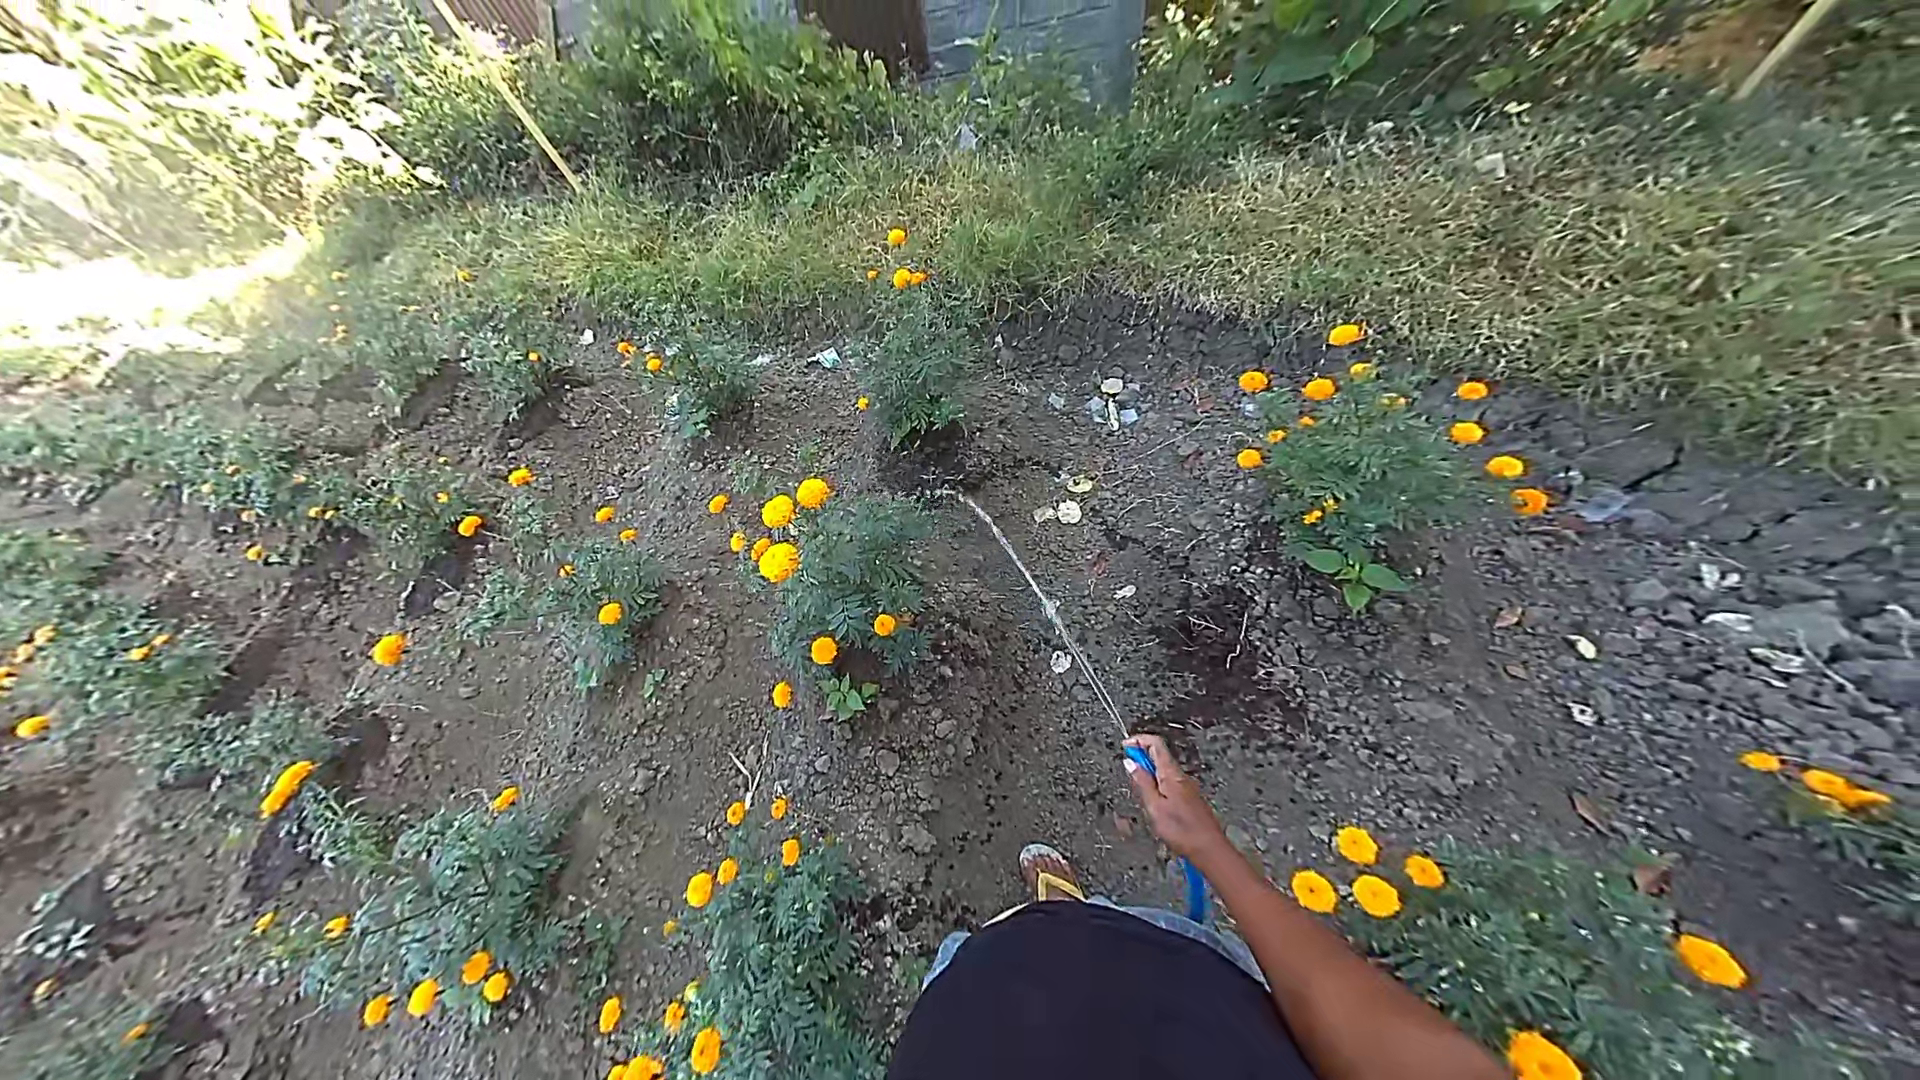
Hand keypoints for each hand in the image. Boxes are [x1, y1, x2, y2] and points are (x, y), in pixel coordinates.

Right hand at [1122, 734, 1232, 863]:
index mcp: (1171, 774)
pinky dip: (1158, 784)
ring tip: (1143, 794)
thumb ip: (1142, 782)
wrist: (1210, 850)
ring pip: (1164, 770)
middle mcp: (1181, 776)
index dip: (1138, 740)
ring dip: (1149, 773)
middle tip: (1130, 772)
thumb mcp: (1154, 806)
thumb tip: (1130, 762)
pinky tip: (1156, 803)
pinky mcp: (1190, 798)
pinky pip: (1170, 782)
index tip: (1126, 746)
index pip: (1155, 743)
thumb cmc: (1183, 831)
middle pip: (1159, 755)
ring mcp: (1187, 786)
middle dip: (1142, 758)